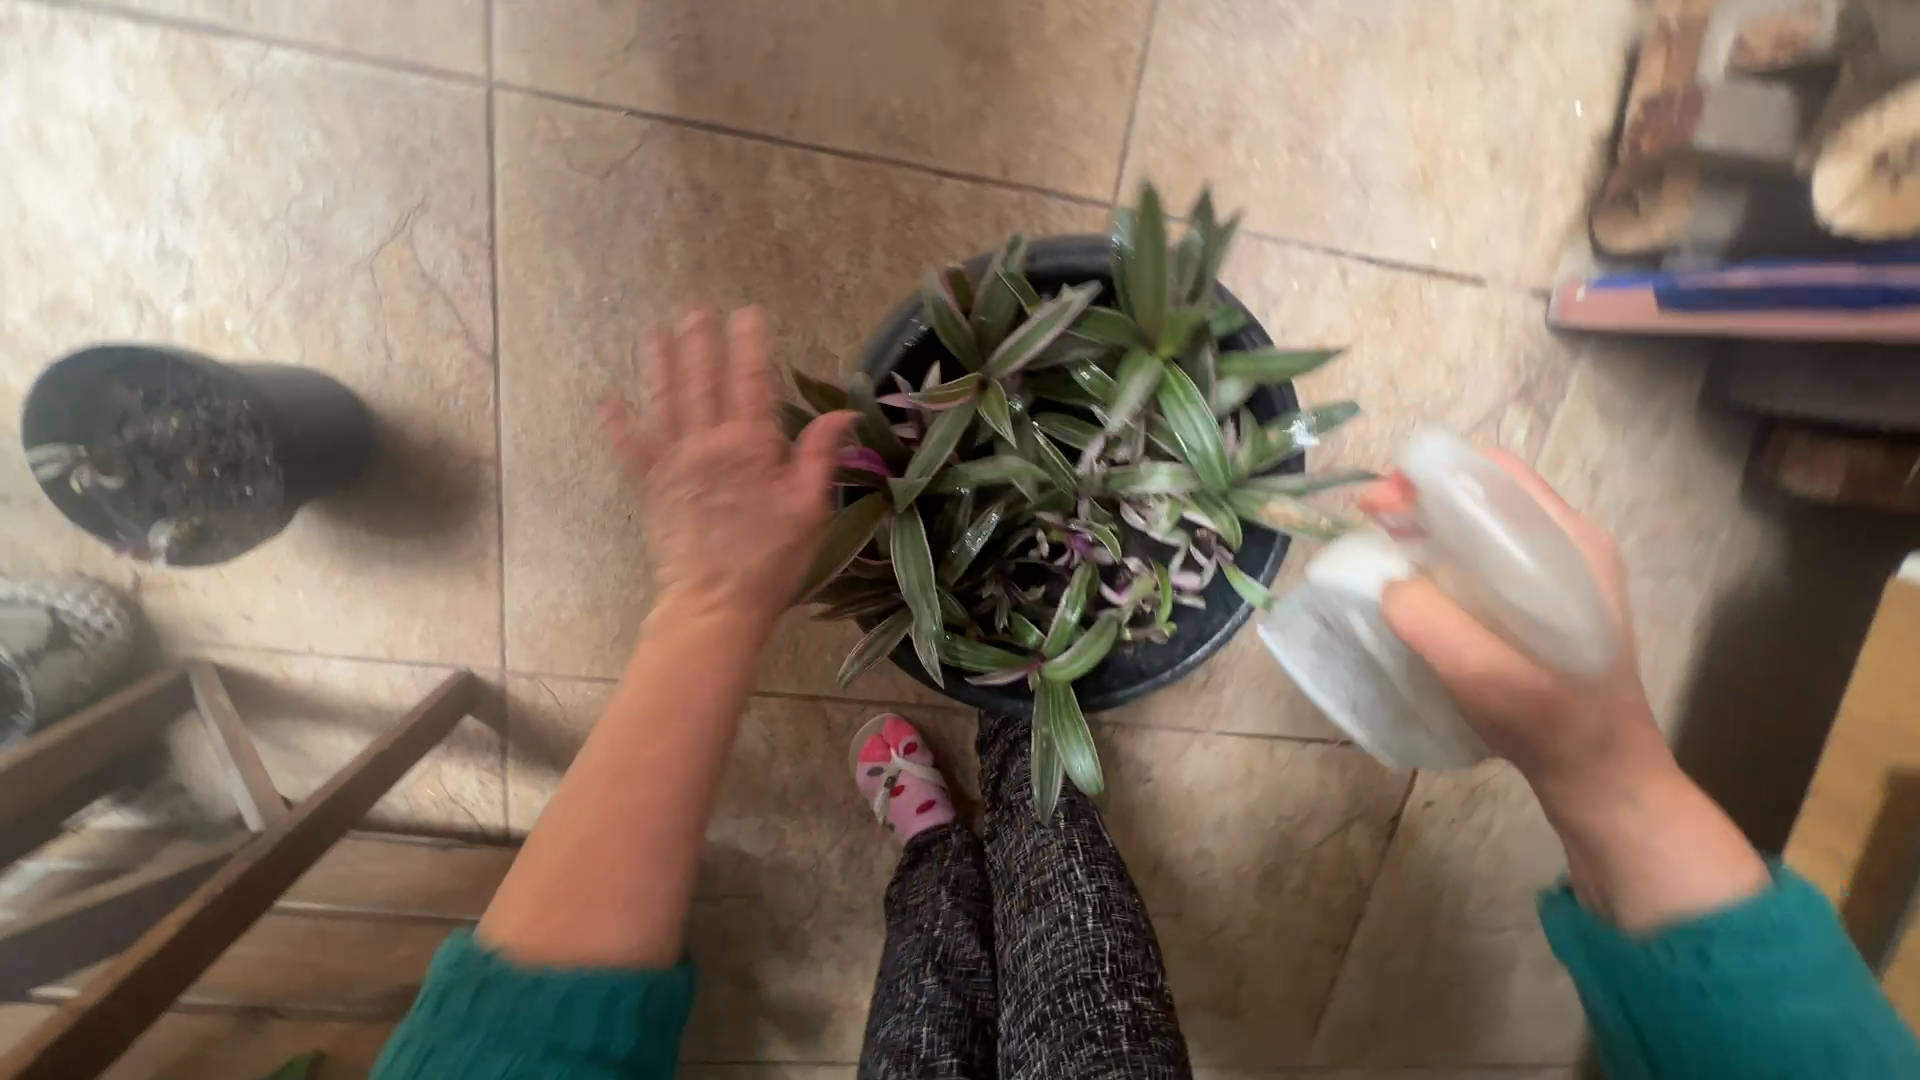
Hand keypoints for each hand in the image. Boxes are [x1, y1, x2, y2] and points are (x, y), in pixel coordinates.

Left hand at [600, 305, 856, 628]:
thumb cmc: (772, 558)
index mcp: (750, 446)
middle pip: (702, 381)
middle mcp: (707, 444)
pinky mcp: (652, 487)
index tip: (748, 313)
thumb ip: (820, 455)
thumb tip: (844, 413)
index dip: (751, 345)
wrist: (717, 603)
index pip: (752, 382)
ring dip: (659, 364)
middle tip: (696, 308)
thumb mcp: (810, 508)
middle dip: (700, 342)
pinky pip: (631, 449)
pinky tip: (607, 400)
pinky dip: (617, 424)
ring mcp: (674, 463)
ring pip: (664, 402)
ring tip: (655, 331)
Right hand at [1361, 452, 1767, 931]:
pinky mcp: (1538, 596)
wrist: (1597, 771)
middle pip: (1479, 490)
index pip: (1490, 472)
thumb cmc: (1548, 719)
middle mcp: (1565, 544)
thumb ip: (1428, 617)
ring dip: (1423, 525)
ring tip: (1382, 549)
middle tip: (1369, 523)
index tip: (1379, 505)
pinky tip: (1414, 583)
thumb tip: (1387, 583)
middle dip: (1416, 497)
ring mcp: (1554, 570)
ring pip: (1476, 520)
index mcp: (1567, 544)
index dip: (1427, 477)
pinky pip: (1479, 553)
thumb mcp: (1481, 672)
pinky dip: (1438, 554)